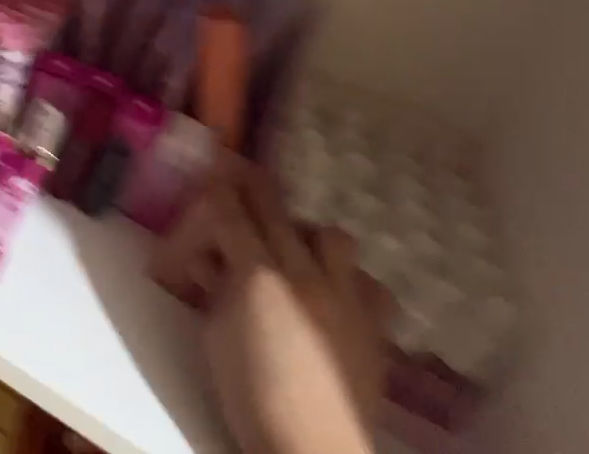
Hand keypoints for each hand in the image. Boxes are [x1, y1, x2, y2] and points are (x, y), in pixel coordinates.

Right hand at [155, 169, 392, 453]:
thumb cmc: (246, 391)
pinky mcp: (375, 327)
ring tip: (293, 247)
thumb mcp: (213, 332)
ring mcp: (346, 300)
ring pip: (331, 237)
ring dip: (306, 234)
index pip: (233, 214)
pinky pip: (367, 282)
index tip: (214, 164)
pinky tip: (333, 292)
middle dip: (255, 189)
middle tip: (242, 172)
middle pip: (277, 214)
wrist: (312, 447)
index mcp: (256, 277)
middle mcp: (305, 277)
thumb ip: (217, 287)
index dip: (221, 186)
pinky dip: (347, 278)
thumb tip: (214, 261)